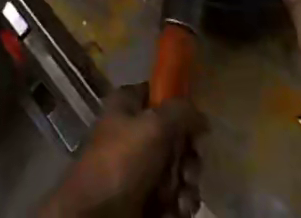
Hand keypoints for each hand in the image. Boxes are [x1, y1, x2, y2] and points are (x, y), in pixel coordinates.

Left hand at [37, 85, 203, 217]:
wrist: (101, 210)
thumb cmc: (123, 159)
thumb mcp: (153, 126)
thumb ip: (179, 112)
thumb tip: (199, 113)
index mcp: (127, 105)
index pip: (157, 94)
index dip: (178, 108)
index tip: (194, 126)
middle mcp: (134, 130)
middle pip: (177, 138)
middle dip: (188, 160)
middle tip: (185, 171)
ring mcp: (141, 163)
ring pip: (180, 170)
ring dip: (185, 187)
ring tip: (176, 198)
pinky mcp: (148, 193)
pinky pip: (176, 195)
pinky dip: (179, 204)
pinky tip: (172, 212)